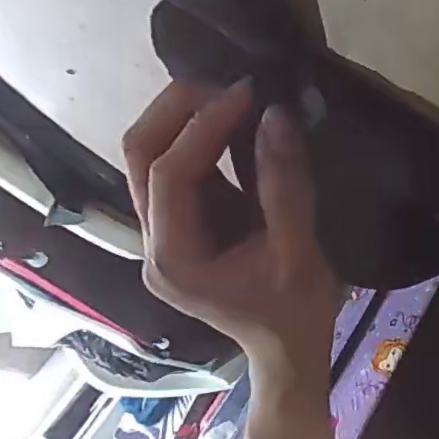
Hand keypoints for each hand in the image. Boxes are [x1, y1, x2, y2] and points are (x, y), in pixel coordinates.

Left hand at [122, 79, 339, 377]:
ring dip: (186, 119)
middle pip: (140, 155)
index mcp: (174, 259)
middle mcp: (154, 244)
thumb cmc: (294, 315)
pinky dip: (199, 139)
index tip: (247, 93)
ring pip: (150, 156)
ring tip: (234, 97)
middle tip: (233, 86)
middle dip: (180, 110)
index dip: (203, 126)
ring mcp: (161, 235)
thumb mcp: (298, 254)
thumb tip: (275, 114)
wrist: (287, 352)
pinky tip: (233, 122)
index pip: (168, 174)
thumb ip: (284, 186)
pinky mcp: (178, 226)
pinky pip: (175, 168)